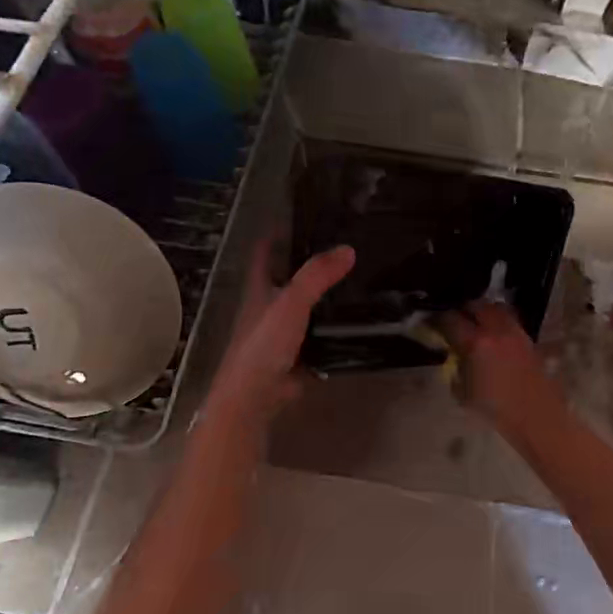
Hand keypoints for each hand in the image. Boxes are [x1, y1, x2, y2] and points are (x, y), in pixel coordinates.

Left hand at [205, 239, 354, 428]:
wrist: (255, 395)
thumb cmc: (265, 343)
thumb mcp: (291, 302)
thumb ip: (317, 276)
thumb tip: (348, 249)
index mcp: (259, 288)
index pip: (266, 252)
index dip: (279, 233)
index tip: (304, 217)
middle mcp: (267, 306)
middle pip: (289, 278)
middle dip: (310, 265)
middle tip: (343, 248)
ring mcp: (281, 332)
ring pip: (305, 308)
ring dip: (325, 298)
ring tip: (357, 281)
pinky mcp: (296, 355)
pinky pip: (318, 337)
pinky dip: (334, 331)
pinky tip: (357, 323)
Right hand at [436, 301, 565, 431]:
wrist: (538, 419)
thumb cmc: (496, 411)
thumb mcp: (464, 393)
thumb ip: (456, 368)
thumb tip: (455, 355)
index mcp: (476, 343)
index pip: (451, 320)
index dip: (438, 319)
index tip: (432, 323)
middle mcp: (497, 331)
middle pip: (478, 305)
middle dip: (464, 309)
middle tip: (456, 320)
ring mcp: (517, 333)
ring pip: (498, 309)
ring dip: (485, 312)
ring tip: (478, 325)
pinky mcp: (530, 341)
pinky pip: (511, 323)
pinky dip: (500, 324)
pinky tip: (496, 339)